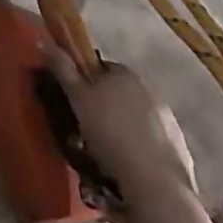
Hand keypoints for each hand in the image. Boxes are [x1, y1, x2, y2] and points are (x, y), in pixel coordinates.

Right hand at [40, 44, 194, 202]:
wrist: (155, 183)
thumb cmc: (109, 133)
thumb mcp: (77, 99)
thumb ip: (62, 69)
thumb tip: (42, 39)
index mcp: (126, 74)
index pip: (102, 67)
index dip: (86, 81)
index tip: (75, 99)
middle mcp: (151, 91)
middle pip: (120, 92)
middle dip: (105, 105)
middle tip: (86, 126)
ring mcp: (169, 120)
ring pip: (136, 117)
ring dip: (123, 127)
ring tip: (105, 150)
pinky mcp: (180, 148)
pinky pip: (151, 140)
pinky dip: (140, 147)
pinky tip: (127, 164)